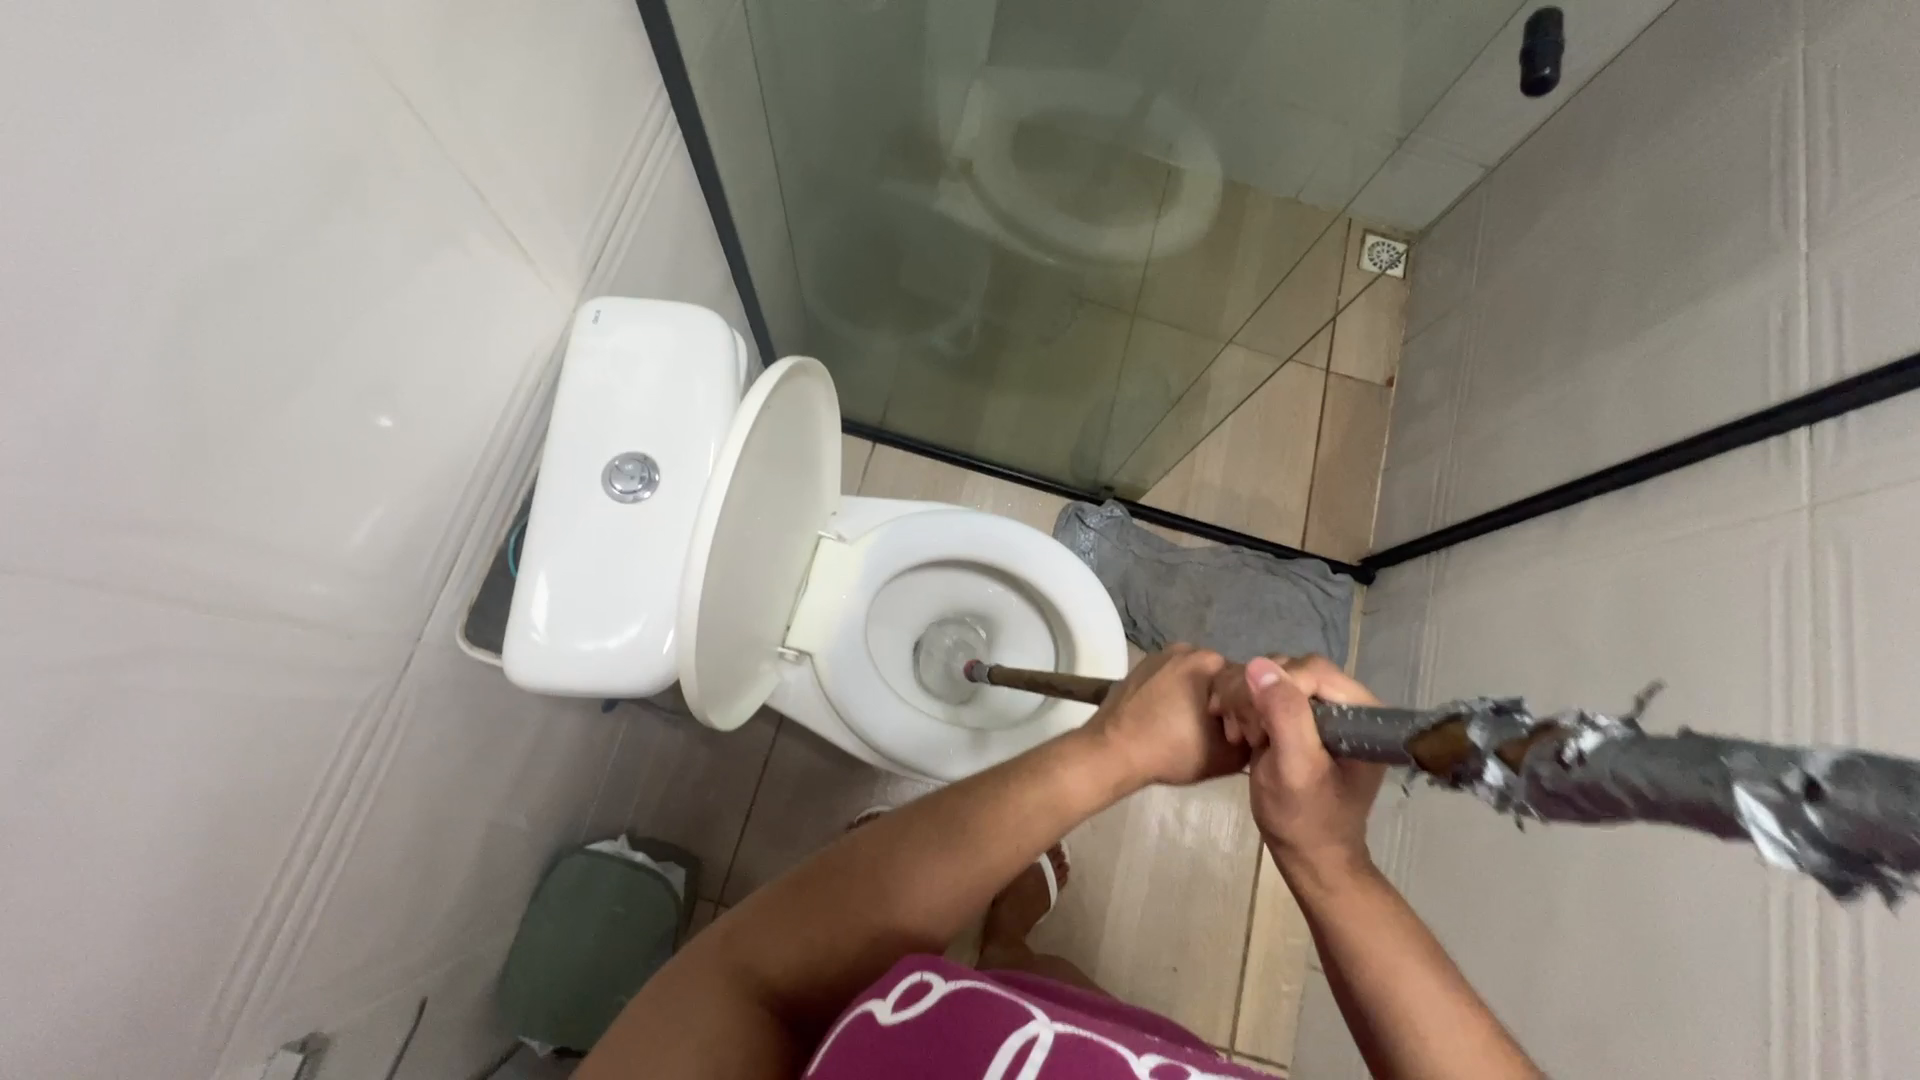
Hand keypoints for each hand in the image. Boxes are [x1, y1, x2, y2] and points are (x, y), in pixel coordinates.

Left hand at [1083, 645, 1244, 787]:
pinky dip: (1174, 694)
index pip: (1246, 682)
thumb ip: (1255, 737)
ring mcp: (1158, 655)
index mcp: (1208, 662)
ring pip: (1192, 677)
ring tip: (1191, 727)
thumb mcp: (1228, 755)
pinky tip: (1168, 719)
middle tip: (1218, 732)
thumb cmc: (1171, 750)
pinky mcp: (1138, 668)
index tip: (1240, 732)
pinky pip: (1169, 679)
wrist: (1112, 751)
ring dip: (1197, 696)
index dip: (1248, 709)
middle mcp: (1184, 649)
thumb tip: (1263, 727)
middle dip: (1222, 700)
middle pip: (1218, 677)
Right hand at [1212, 654, 1386, 880]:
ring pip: (1270, 674)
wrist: (1306, 854)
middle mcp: (1344, 703)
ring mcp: (1318, 709)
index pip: (1312, 670)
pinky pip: (1260, 688)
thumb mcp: (1294, 769)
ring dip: (1243, 700)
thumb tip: (1259, 665)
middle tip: (1246, 734)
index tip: (1259, 728)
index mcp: (1361, 712)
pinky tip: (1237, 731)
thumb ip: (1284, 715)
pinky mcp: (1295, 717)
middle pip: (1288, 668)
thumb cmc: (1305, 819)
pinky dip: (1239, 704)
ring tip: (1240, 734)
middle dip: (1256, 695)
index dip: (1277, 689)